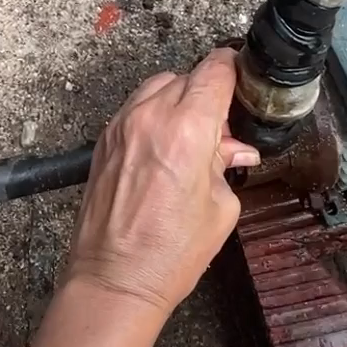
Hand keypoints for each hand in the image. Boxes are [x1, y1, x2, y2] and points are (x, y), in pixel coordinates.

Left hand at [63, 49, 260, 314]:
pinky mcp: (105, 137)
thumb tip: (233, 148)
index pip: (213, 72)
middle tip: (222, 125)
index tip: (240, 72)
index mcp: (186, 129)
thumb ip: (226, 164)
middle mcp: (150, 116)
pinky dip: (154, 113)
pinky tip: (166, 145)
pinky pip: (135, 106)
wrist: (114, 279)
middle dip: (207, 93)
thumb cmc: (168, 253)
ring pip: (158, 86)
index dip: (232, 68)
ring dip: (178, 99)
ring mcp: (122, 124)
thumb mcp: (220, 207)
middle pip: (186, 76)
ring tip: (193, 136)